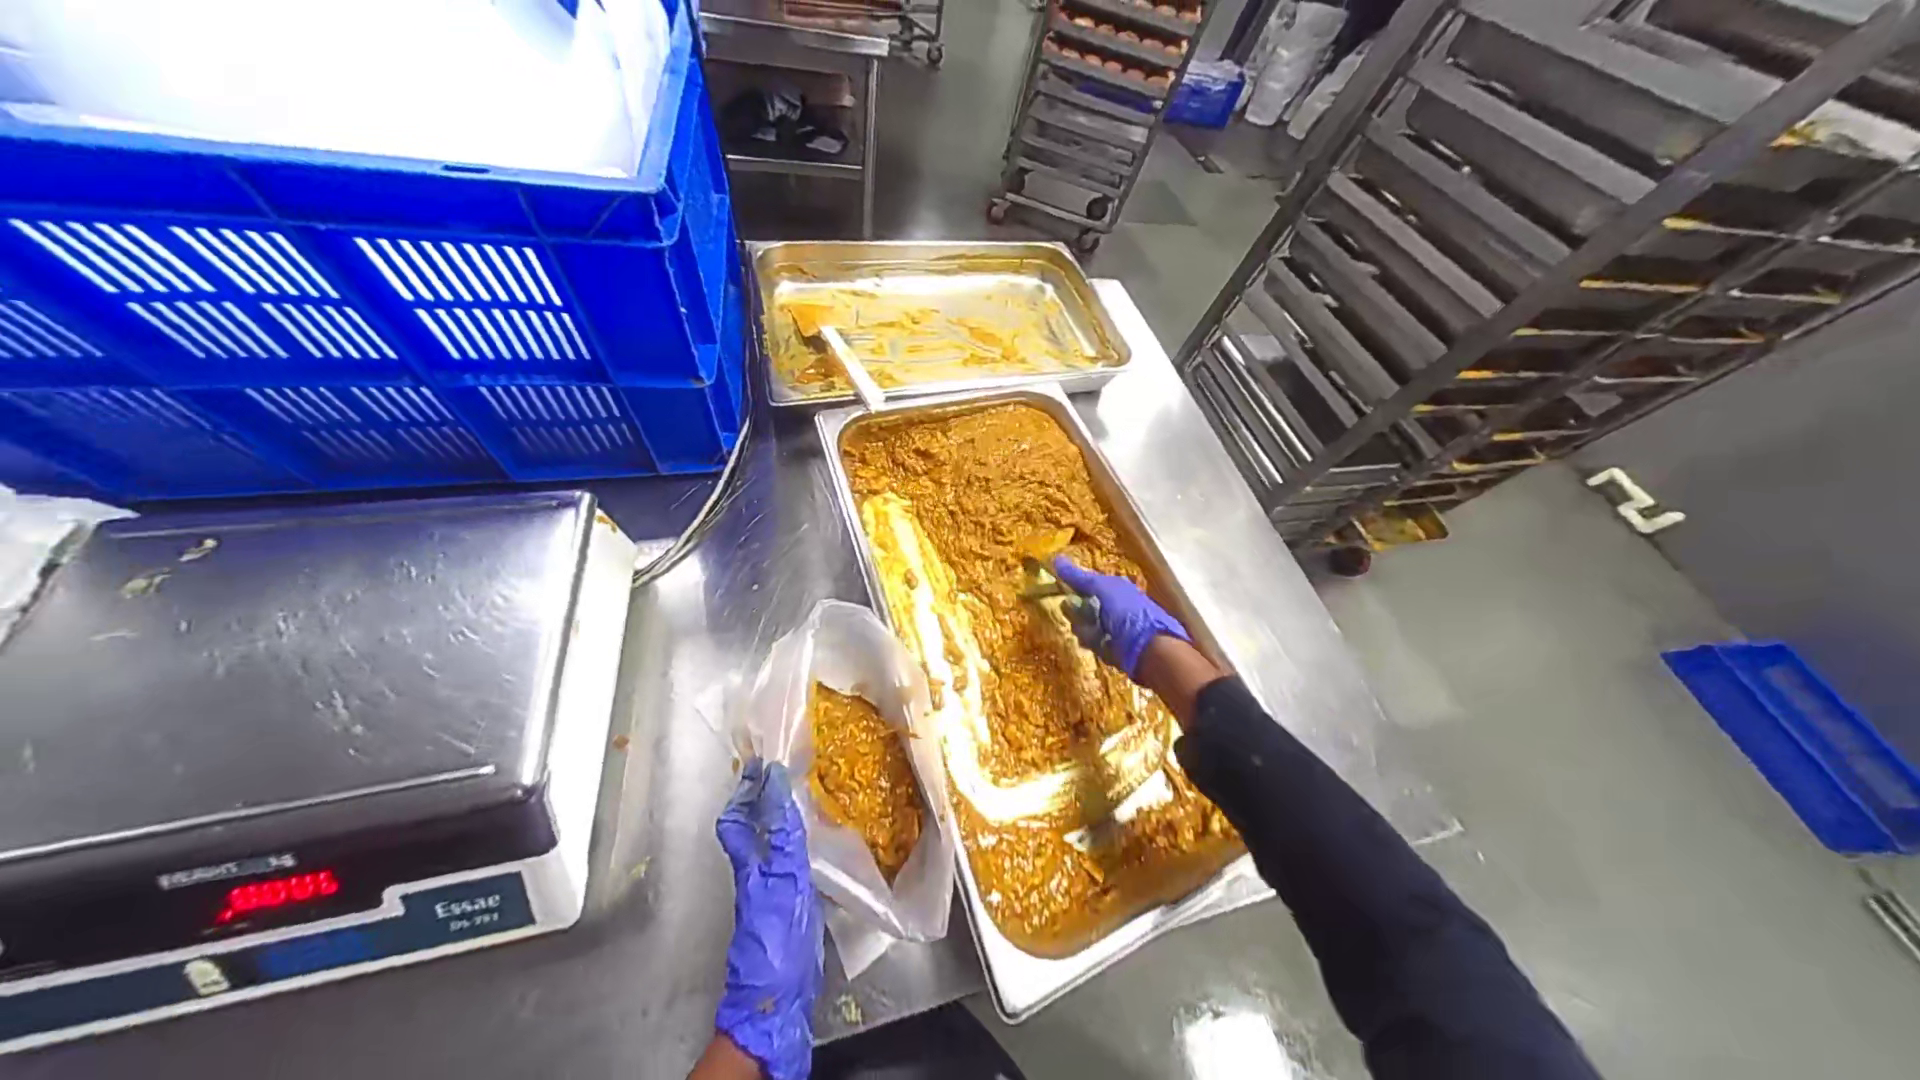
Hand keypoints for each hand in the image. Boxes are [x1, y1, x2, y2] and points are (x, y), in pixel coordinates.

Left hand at [714, 760, 820, 1079]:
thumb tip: (774, 780)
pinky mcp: (793, 901)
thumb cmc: (776, 935)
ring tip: (813, 795)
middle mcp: (759, 870)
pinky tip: (825, 837)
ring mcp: (775, 887)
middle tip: (792, 772)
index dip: (744, 791)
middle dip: (769, 798)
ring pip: (776, 840)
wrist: (779, 995)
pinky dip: (805, 841)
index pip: (737, 818)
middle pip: (756, 827)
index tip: (760, 763)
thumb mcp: (783, 876)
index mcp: (749, 861)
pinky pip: (795, 858)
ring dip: (789, 817)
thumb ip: (782, 831)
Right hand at [1052, 555, 1192, 678]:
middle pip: (1082, 606)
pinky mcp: (1111, 647)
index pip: (1086, 584)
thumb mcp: (1103, 589)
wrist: (1149, 649)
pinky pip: (1092, 641)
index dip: (1074, 586)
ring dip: (1086, 630)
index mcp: (1115, 588)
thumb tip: (1056, 559)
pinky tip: (1100, 645)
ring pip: (1084, 625)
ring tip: (1095, 634)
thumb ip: (1080, 577)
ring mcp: (1113, 627)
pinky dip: (1093, 643)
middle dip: (1078, 613)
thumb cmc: (1127, 613)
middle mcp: (1114, 605)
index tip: (1061, 589)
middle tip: (1081, 616)